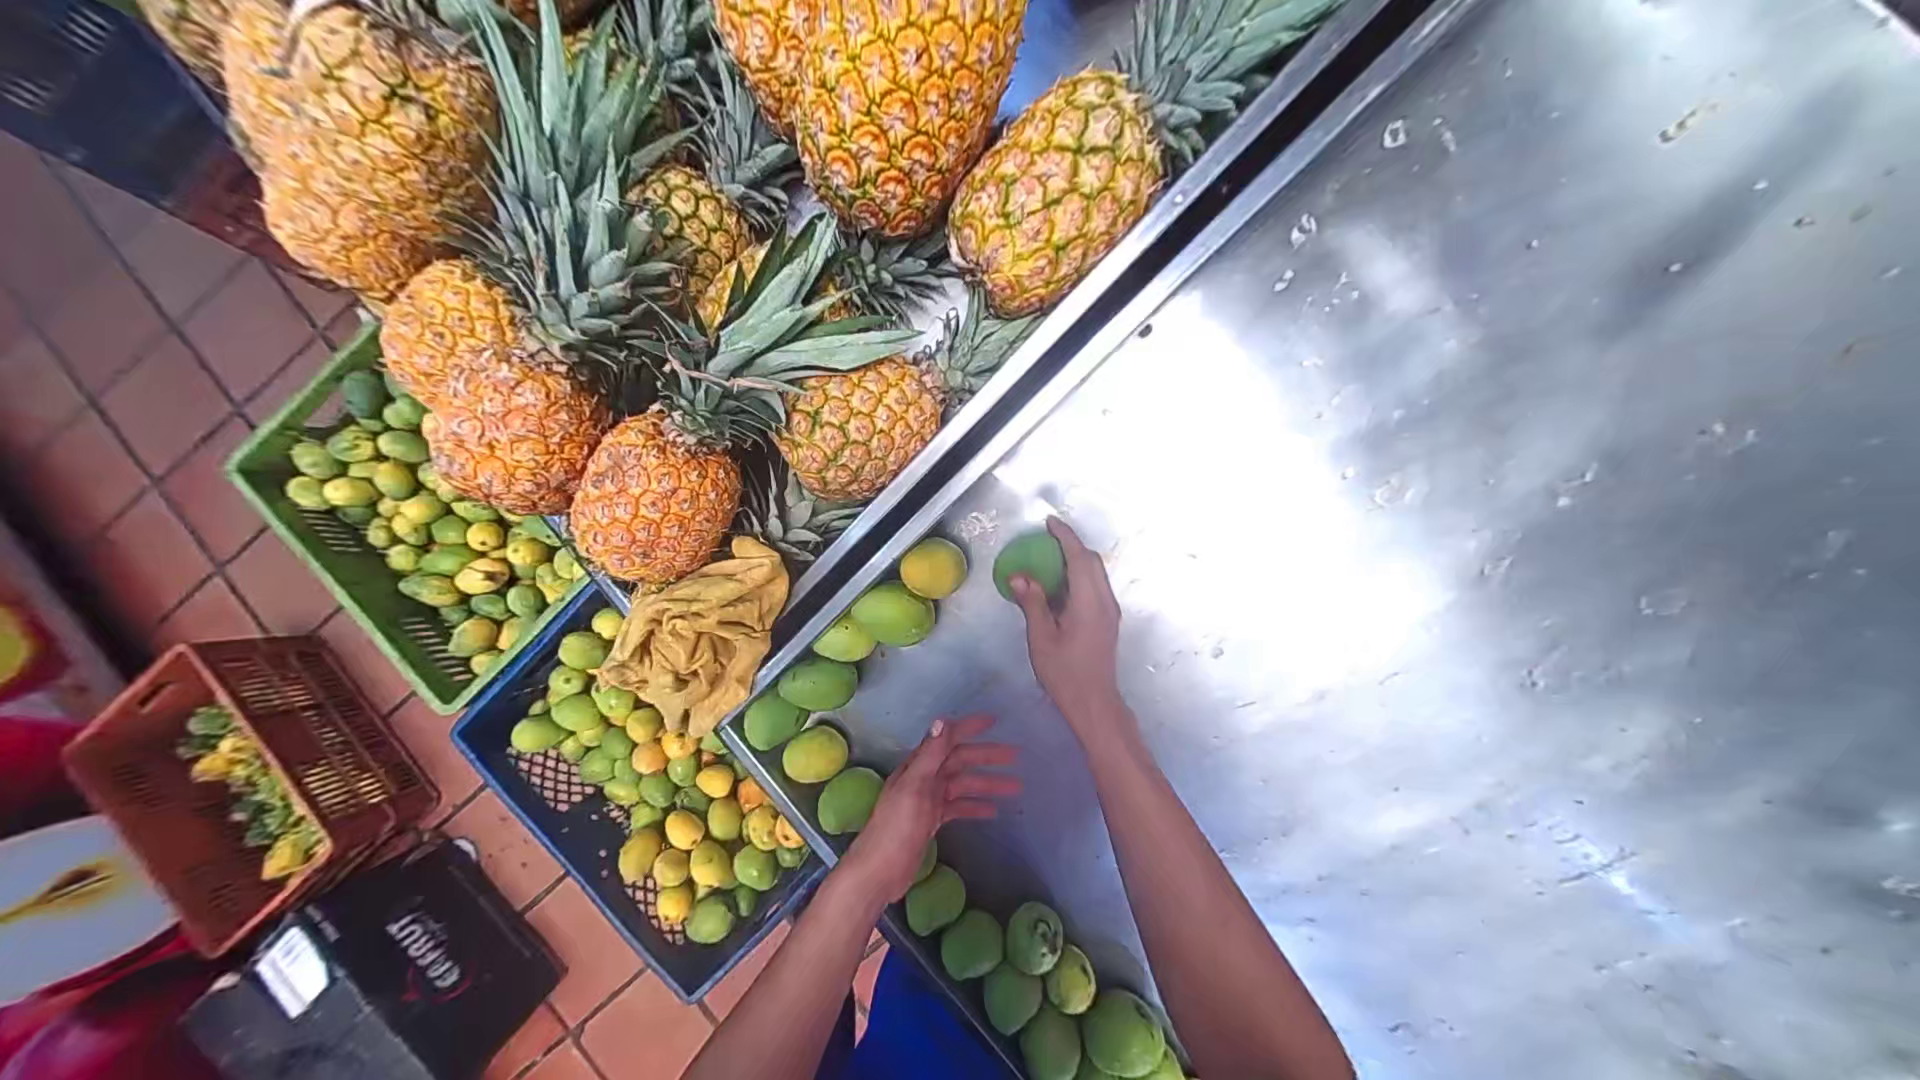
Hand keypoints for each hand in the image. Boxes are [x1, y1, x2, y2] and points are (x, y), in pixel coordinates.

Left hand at [837, 715, 1018, 904]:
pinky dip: (975, 806)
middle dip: (987, 757)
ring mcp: (928, 800)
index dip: (970, 728)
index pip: (948, 739)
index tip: (995, 721)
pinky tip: (993, 811)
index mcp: (918, 767)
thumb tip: (942, 720)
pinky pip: (958, 807)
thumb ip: (930, 755)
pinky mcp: (931, 821)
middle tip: (1016, 756)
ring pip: (963, 785)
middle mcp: (923, 779)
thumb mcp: (914, 787)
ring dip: (987, 783)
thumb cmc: (896, 828)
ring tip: (1015, 787)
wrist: (879, 872)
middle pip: (960, 761)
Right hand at [1009, 518, 1124, 733]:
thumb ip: (1033, 604)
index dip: (1065, 537)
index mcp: (1089, 603)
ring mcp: (1110, 611)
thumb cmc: (1065, 673)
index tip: (1049, 523)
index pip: (1080, 558)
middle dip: (1071, 545)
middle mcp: (1105, 601)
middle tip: (1046, 539)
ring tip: (1050, 558)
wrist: (1094, 702)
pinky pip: (1095, 586)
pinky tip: (1060, 585)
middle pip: (1092, 561)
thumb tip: (1020, 577)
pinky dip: (1079, 575)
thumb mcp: (1041, 638)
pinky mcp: (1108, 620)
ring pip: (1096, 573)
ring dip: (1076, 560)